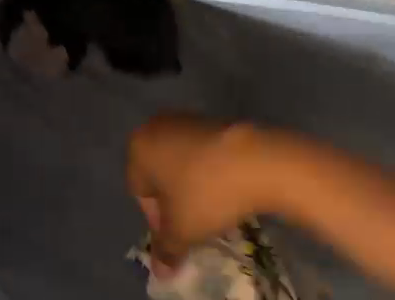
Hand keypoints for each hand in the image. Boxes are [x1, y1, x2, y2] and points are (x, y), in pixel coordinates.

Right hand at [125, 115, 279, 265]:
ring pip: (180, 163)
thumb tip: (159, 273)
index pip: (139, 192)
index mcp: (137, 148)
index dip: (158, 221)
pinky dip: (208, 172)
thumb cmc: (206, 193)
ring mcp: (183, 120)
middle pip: (158, 175)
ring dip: (191, 187)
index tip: (182, 235)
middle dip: (174, 202)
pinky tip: (228, 189)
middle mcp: (153, 128)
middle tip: (195, 223)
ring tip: (215, 208)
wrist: (257, 161)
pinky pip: (200, 154)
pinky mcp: (210, 121)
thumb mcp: (182, 230)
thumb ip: (166, 250)